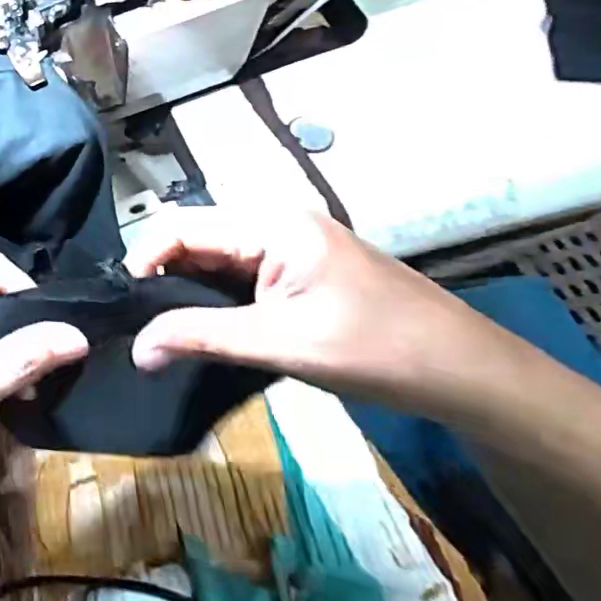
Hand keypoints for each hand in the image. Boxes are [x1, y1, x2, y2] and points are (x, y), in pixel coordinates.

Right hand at [126, 207, 542, 425]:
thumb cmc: (381, 350)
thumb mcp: (282, 343)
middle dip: (162, 277)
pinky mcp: (297, 271)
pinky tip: (202, 326)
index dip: (144, 260)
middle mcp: (272, 223)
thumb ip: (201, 337)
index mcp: (269, 223)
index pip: (181, 227)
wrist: (476, 378)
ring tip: (160, 327)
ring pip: (213, 258)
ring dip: (186, 291)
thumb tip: (137, 348)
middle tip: (137, 321)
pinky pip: (238, 274)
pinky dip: (214, 299)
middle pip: (194, 239)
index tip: (123, 304)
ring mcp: (287, 246)